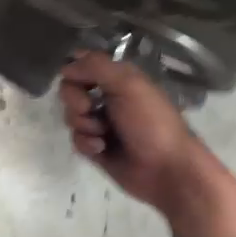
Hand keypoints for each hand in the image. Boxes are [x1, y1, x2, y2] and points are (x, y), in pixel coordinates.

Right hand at [57, 51, 212, 213]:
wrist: (169, 172)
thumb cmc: (152, 123)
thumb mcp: (128, 84)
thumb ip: (95, 65)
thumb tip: (66, 69)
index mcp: (117, 79)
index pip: (82, 63)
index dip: (74, 70)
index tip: (80, 81)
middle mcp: (107, 98)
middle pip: (69, 88)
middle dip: (74, 99)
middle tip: (88, 108)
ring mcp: (101, 124)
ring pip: (70, 114)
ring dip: (82, 123)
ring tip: (103, 135)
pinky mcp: (97, 148)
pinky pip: (76, 139)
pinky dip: (86, 143)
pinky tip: (102, 149)